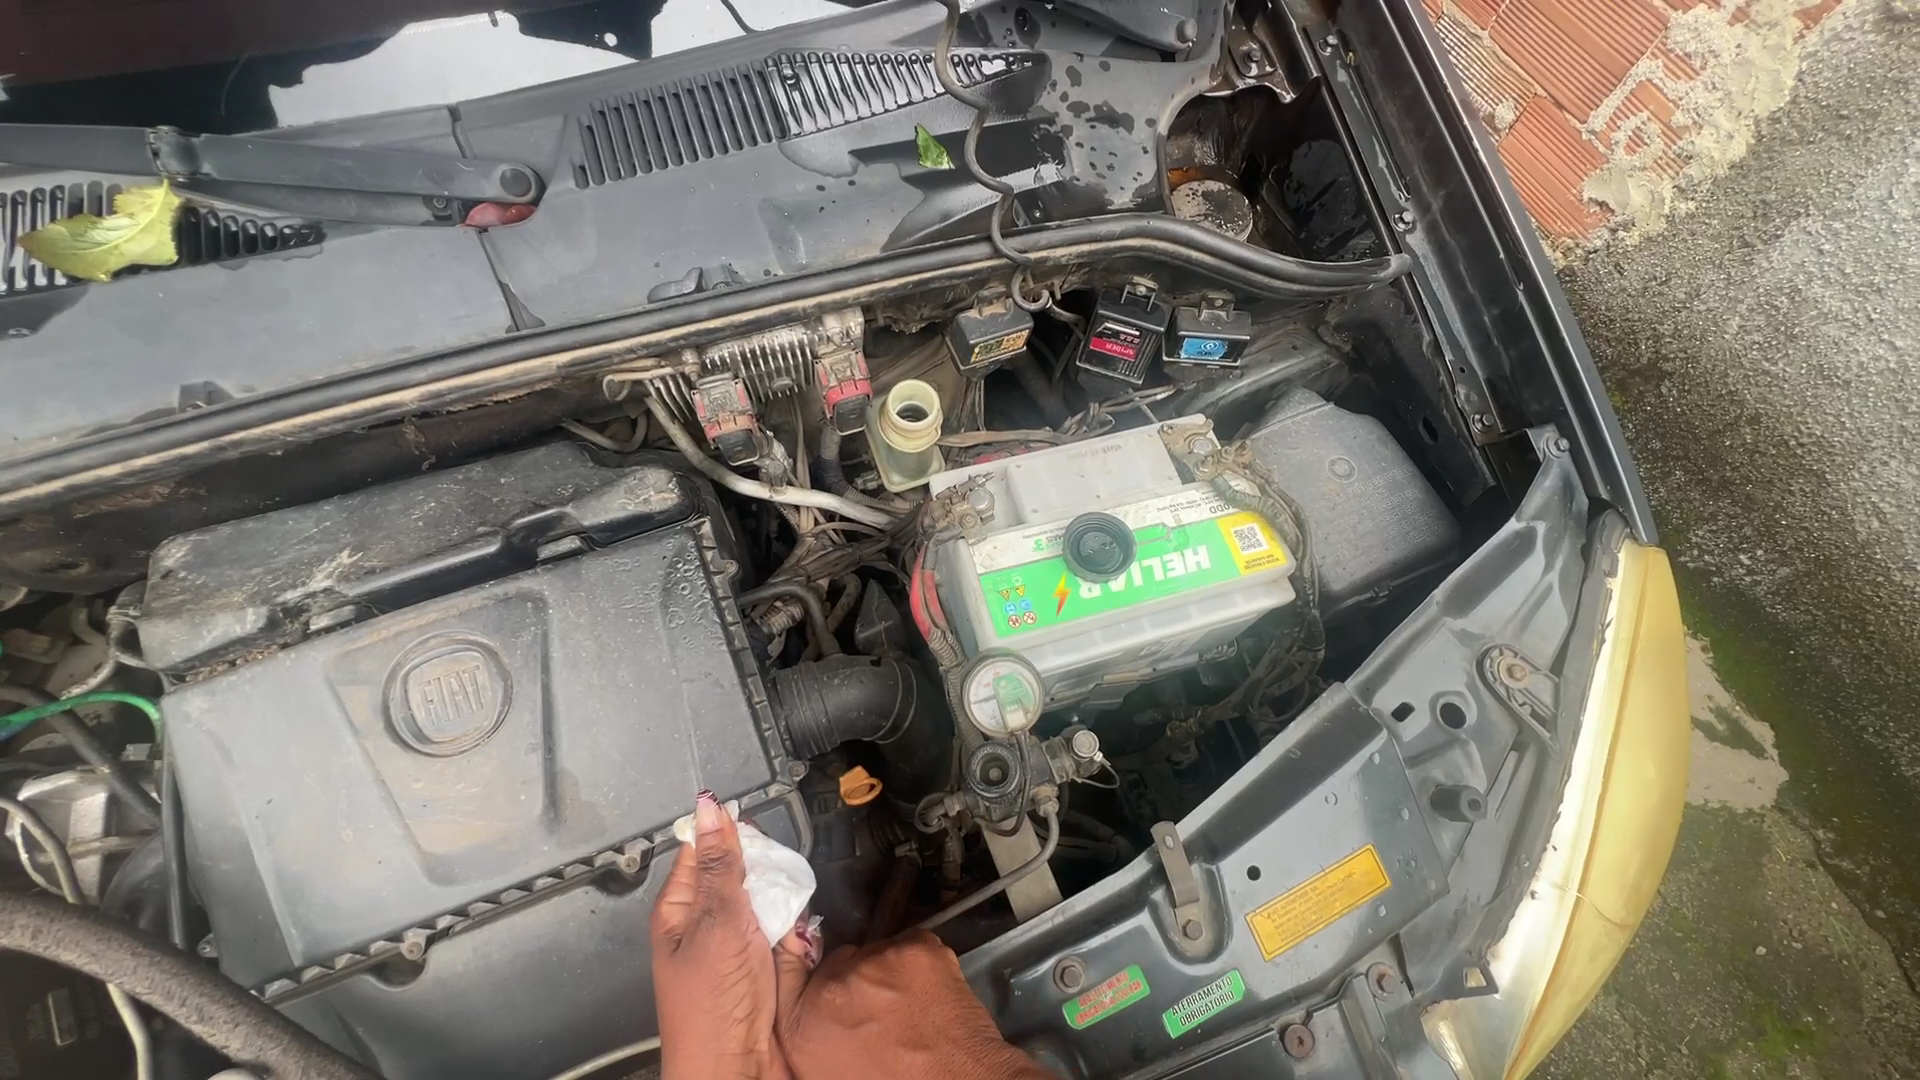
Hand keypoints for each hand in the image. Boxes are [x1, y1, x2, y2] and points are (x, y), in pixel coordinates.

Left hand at [651, 791, 812, 1079]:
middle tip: (770, 888)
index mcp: (680, 906)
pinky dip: (794, 924)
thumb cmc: (713, 999)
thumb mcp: (717, 920)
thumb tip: (708, 807)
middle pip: (742, 869)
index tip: (757, 830)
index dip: (730, 833)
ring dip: (783, 899)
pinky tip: (796, 935)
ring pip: (767, 893)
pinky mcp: (762, 955)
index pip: (703, 848)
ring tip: (783, 921)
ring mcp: (736, 937)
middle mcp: (706, 917)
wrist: (739, 1068)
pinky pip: (783, 922)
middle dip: (766, 872)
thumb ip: (720, 862)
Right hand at [774, 931, 1050, 1079]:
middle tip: (875, 1014)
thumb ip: (811, 1030)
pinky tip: (928, 996)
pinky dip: (918, 965)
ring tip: (907, 1008)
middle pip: (839, 961)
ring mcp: (879, 958)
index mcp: (801, 1024)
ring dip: (888, 973)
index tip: (820, 974)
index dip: (801, 965)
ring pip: (878, 952)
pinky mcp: (918, 945)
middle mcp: (833, 981)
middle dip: (853, 980)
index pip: (785, 968)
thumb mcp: (828, 1072)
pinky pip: (911, 945)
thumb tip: (816, 999)